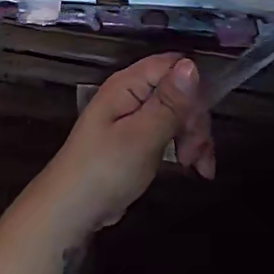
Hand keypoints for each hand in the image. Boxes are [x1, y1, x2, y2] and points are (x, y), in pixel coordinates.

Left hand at [32, 54, 214, 235]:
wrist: (73, 208)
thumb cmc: (106, 170)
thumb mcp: (142, 137)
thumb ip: (169, 102)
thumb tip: (192, 64)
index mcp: (128, 83)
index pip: (174, 65)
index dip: (194, 89)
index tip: (200, 122)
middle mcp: (131, 92)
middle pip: (179, 91)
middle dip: (195, 121)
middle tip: (194, 154)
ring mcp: (134, 115)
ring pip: (178, 113)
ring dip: (194, 137)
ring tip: (198, 167)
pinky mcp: (137, 136)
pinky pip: (169, 131)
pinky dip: (185, 147)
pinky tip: (196, 168)